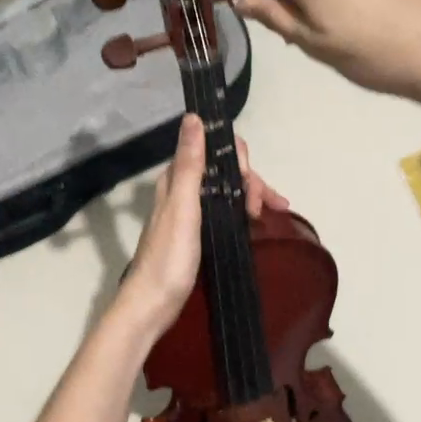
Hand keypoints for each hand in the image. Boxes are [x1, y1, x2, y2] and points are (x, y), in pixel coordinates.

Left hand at [117, 115, 287, 337]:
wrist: (153, 304)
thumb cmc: (168, 258)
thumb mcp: (183, 208)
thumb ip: (190, 164)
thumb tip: (193, 118)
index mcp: (176, 181)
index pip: (214, 152)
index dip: (238, 162)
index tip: (252, 186)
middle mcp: (181, 192)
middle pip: (222, 172)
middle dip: (249, 182)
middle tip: (265, 208)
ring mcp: (188, 215)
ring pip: (225, 192)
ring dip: (248, 197)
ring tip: (266, 216)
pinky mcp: (195, 236)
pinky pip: (223, 213)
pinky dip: (241, 213)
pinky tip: (255, 223)